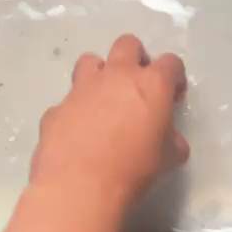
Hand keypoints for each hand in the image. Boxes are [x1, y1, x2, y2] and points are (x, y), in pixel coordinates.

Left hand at [28, 34, 188, 209]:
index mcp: (152, 84)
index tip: (173, 96)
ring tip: (103, 99)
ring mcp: (82, 89)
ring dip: (99, 74)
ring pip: (90, 61)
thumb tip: (170, 141)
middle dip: (135, 58)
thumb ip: (172, 141)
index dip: (174, 77)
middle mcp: (117, 76)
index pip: (171, 62)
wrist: (79, 187)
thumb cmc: (134, 169)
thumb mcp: (168, 158)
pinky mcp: (56, 108)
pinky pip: (67, 101)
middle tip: (137, 86)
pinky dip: (75, 111)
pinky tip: (77, 133)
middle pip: (128, 44)